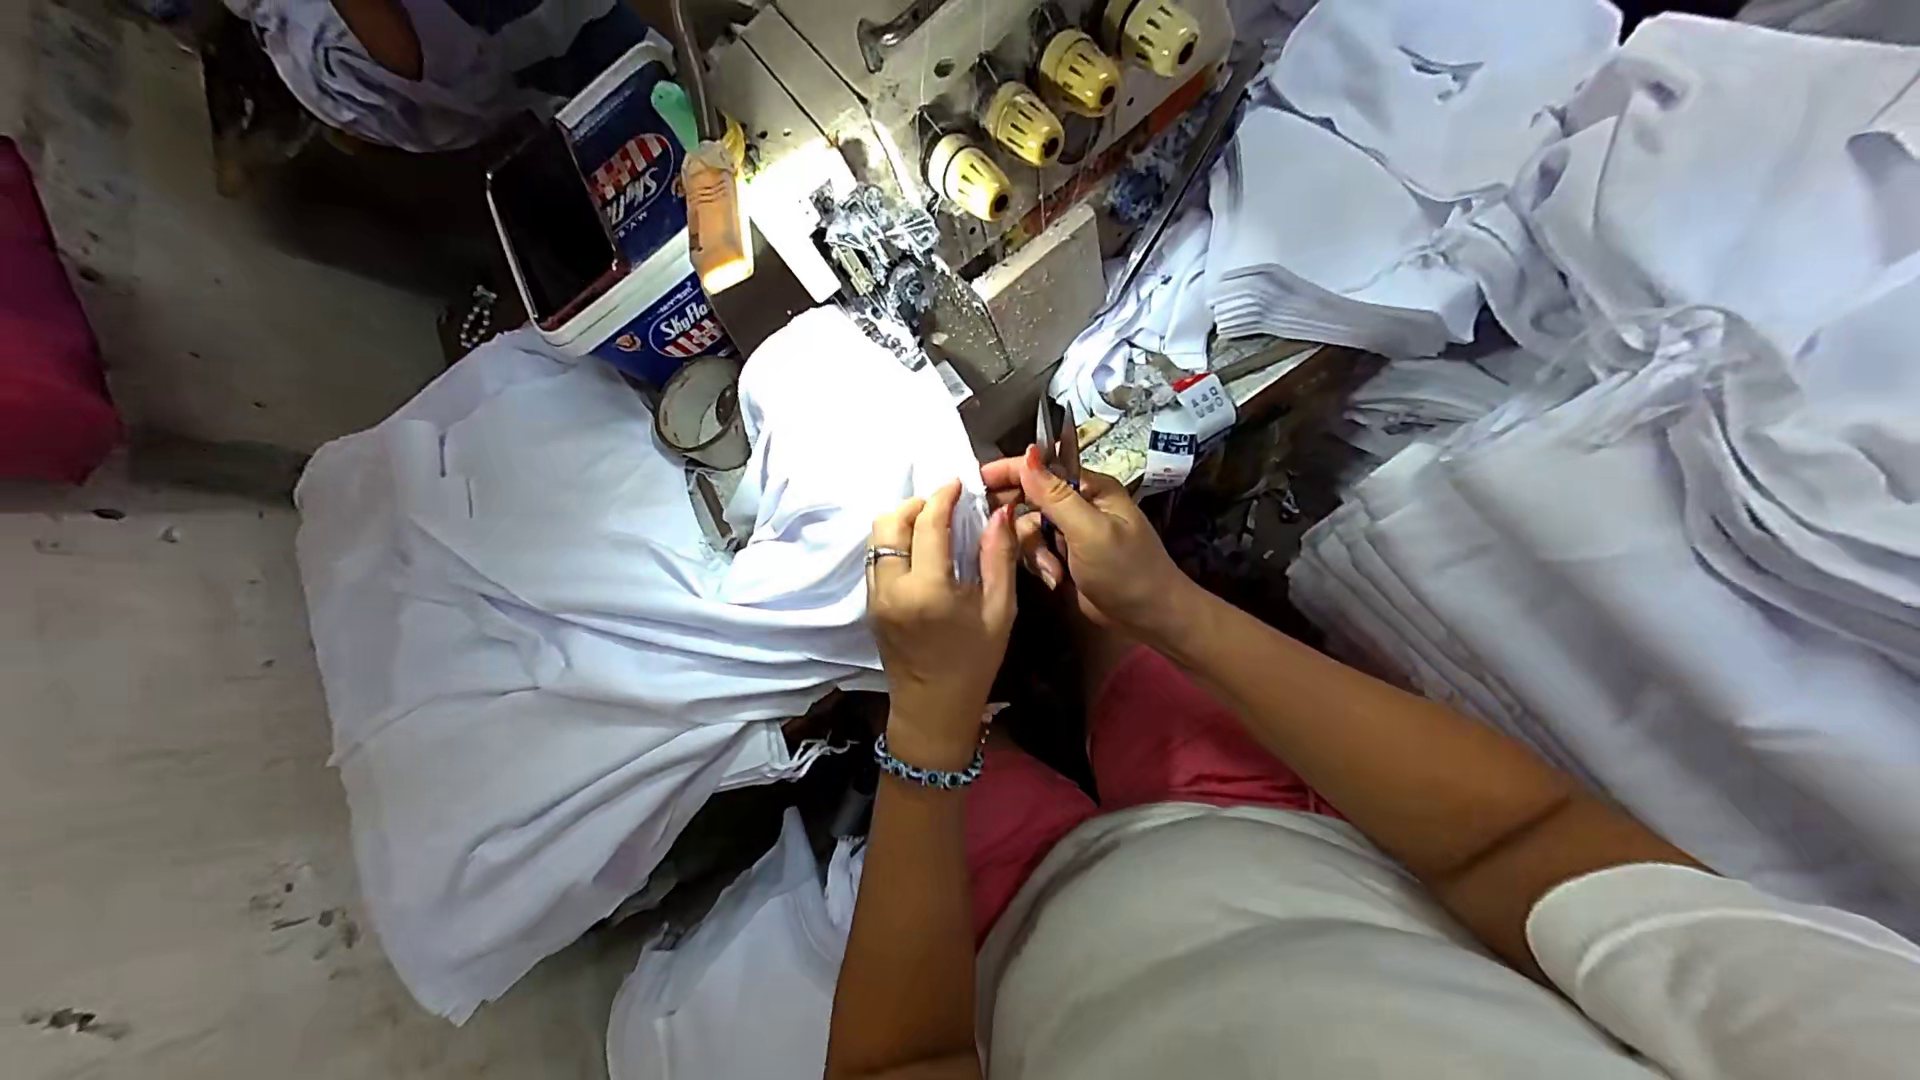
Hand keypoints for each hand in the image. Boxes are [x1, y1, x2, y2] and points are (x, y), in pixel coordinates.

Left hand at [866, 480, 1019, 770]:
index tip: (956, 484)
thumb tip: (999, 512)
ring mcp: (874, 597)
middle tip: (941, 506)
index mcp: (929, 590)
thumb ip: (999, 557)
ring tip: (929, 525)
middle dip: (915, 504)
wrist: (934, 707)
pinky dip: (892, 543)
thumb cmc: (975, 662)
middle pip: (889, 523)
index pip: (927, 524)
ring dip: (900, 522)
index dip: (942, 496)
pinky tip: (917, 551)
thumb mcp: (1000, 611)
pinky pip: (874, 559)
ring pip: (876, 539)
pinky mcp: (869, 605)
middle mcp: (892, 588)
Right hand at [981, 446, 1191, 640]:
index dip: (1010, 471)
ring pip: (1028, 529)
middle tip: (999, 532)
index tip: (978, 481)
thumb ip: (1055, 495)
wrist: (1150, 618)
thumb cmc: (1126, 571)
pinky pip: (1035, 551)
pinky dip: (1040, 564)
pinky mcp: (1064, 556)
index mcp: (1090, 488)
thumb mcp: (1090, 531)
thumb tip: (1028, 453)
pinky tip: (1055, 579)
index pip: (1043, 468)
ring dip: (1034, 551)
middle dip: (1018, 519)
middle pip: (1030, 498)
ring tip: (1052, 570)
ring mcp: (1070, 531)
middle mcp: (1078, 504)